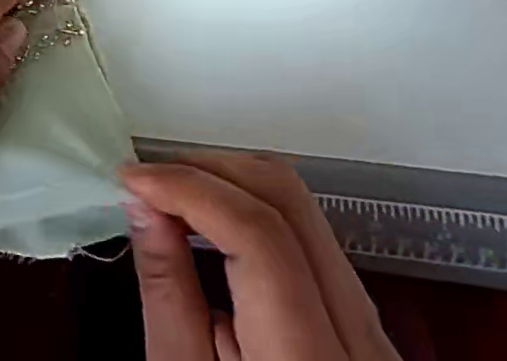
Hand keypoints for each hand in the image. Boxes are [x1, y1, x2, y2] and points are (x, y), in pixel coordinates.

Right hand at [121, 152, 400, 360]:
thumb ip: (166, 288)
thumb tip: (142, 201)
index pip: (259, 235)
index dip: (189, 187)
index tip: (132, 178)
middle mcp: (362, 338)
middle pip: (289, 199)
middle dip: (208, 168)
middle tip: (149, 177)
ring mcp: (374, 327)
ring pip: (302, 206)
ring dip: (227, 181)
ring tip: (171, 193)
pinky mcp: (366, 320)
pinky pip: (308, 232)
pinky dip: (249, 207)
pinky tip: (209, 220)